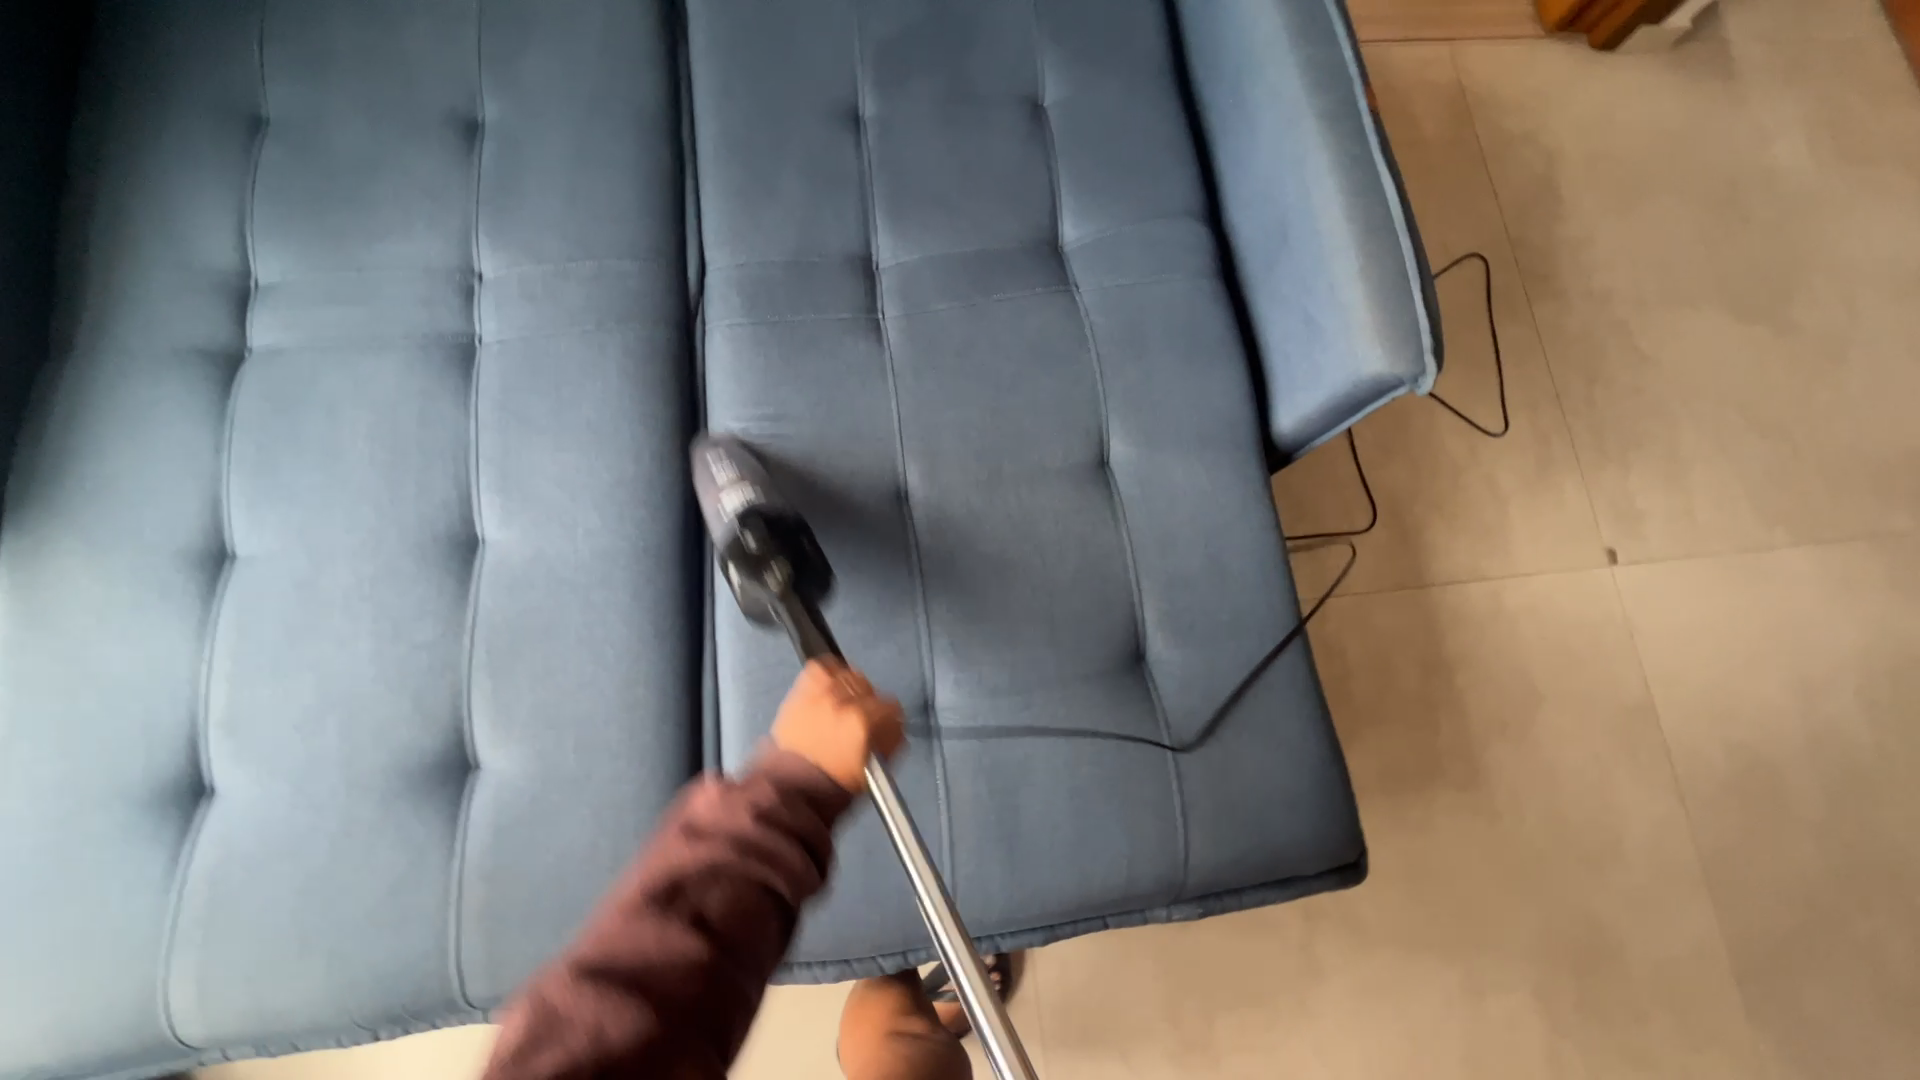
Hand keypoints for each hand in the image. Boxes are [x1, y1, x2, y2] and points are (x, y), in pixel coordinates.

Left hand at [771, 660, 905, 792]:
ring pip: (846, 674)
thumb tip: (895, 726)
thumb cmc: (831, 786)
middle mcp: (842, 703)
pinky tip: (829, 686)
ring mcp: (819, 695)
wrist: (791, 788)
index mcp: (862, 722)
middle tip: (864, 715)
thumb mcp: (872, 769)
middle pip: (869, 687)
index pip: (891, 706)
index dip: (891, 718)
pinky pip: (820, 668)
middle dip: (870, 701)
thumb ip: (890, 741)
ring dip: (849, 687)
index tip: (887, 724)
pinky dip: (828, 674)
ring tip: (845, 701)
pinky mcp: (800, 693)